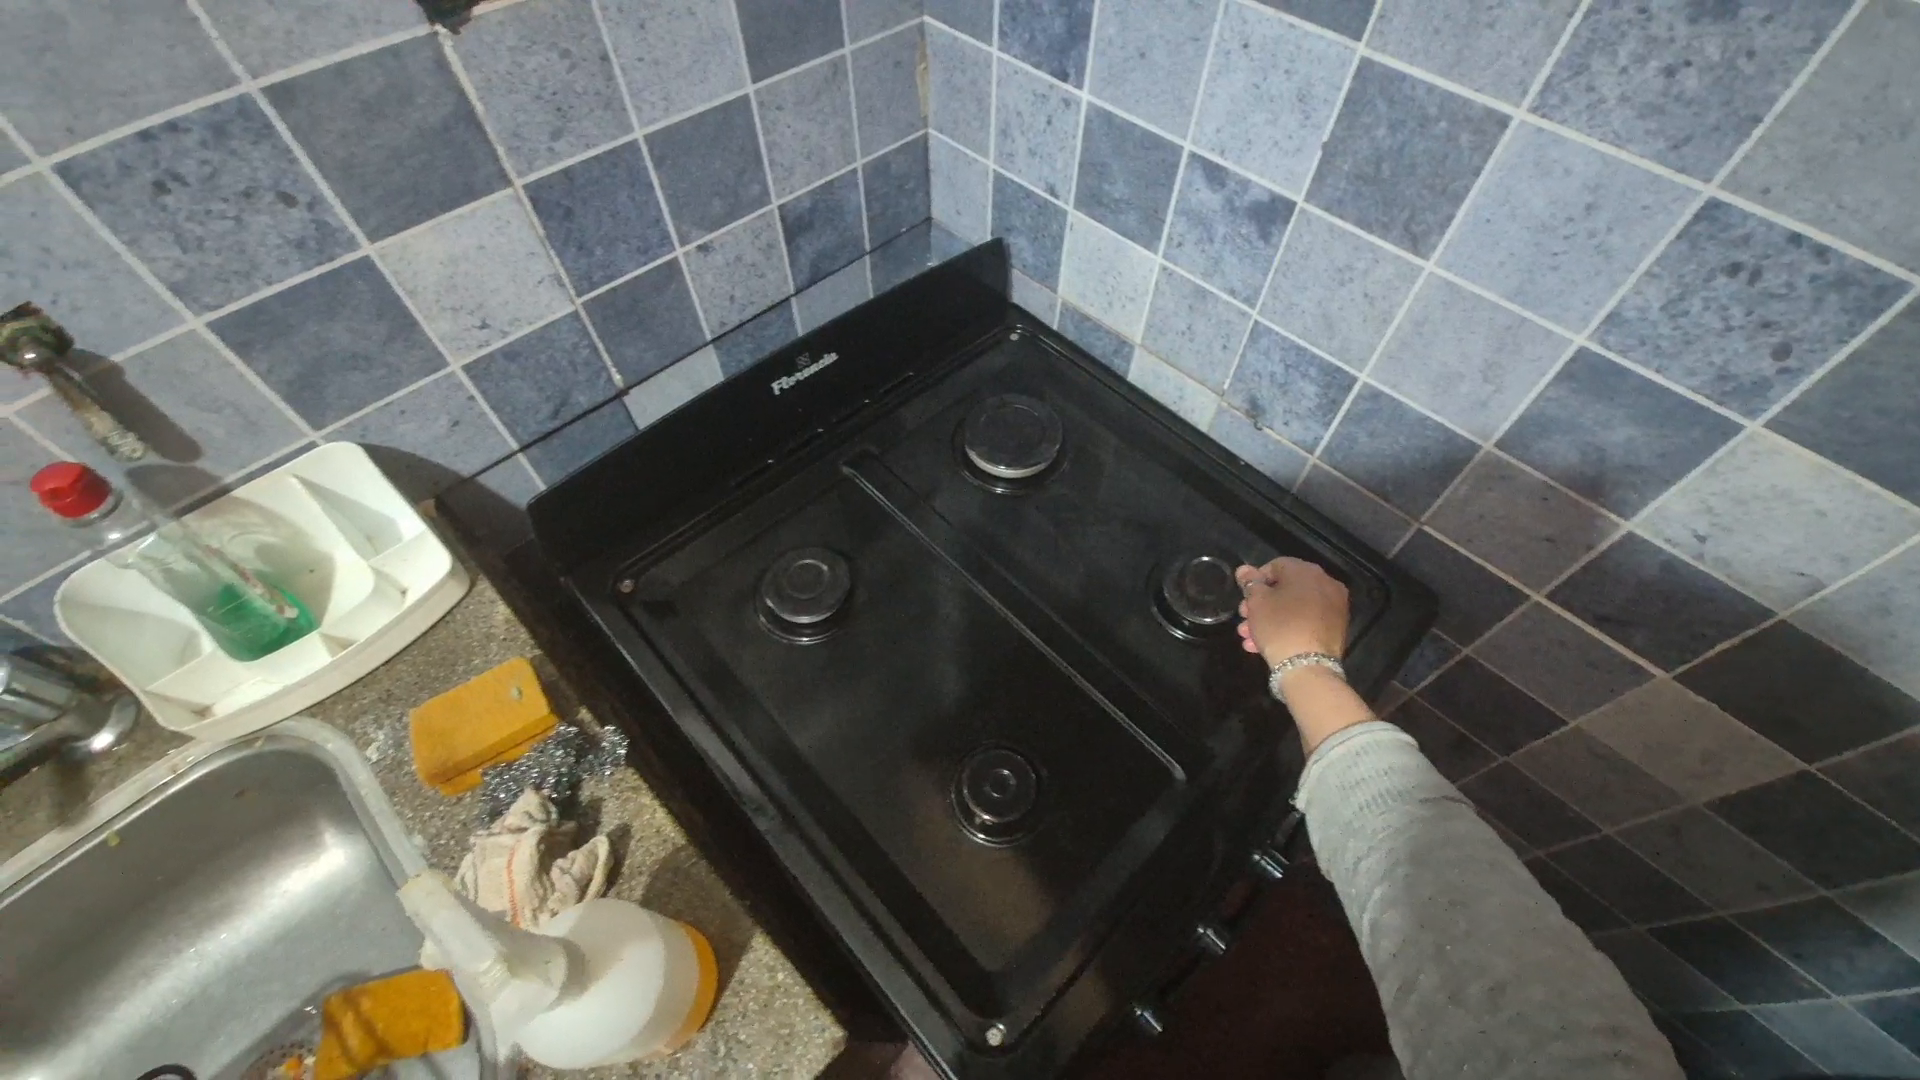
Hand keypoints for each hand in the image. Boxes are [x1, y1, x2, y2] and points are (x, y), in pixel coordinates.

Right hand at [1234, 557, 1348, 667]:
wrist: (1308, 666)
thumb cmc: (1279, 626)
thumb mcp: (1257, 602)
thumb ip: (1250, 583)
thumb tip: (1245, 570)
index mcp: (1306, 572)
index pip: (1276, 565)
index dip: (1255, 580)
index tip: (1244, 597)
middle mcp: (1325, 584)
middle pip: (1285, 589)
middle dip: (1261, 604)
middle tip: (1244, 617)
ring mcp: (1334, 607)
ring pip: (1294, 608)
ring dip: (1270, 619)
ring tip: (1249, 636)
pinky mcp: (1335, 629)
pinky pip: (1305, 622)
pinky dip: (1287, 628)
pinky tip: (1265, 644)